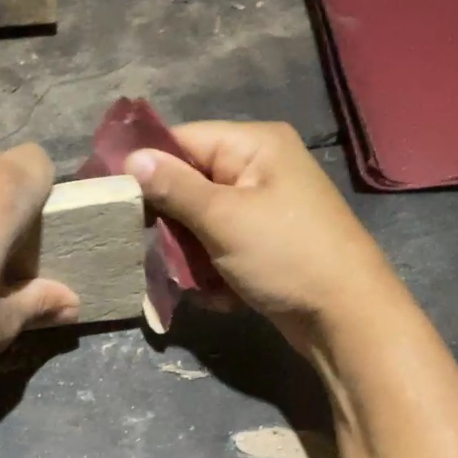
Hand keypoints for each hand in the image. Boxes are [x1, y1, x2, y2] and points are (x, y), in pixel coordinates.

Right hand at [123, 122, 396, 354]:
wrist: (343, 316)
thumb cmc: (286, 256)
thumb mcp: (224, 218)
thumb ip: (174, 188)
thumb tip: (130, 159)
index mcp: (254, 145)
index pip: (183, 141)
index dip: (147, 167)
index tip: (114, 199)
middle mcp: (258, 170)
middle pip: (188, 185)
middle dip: (170, 224)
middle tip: (155, 251)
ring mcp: (261, 212)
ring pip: (199, 226)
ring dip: (189, 257)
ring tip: (193, 281)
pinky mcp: (262, 248)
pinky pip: (218, 252)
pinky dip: (211, 274)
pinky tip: (219, 295)